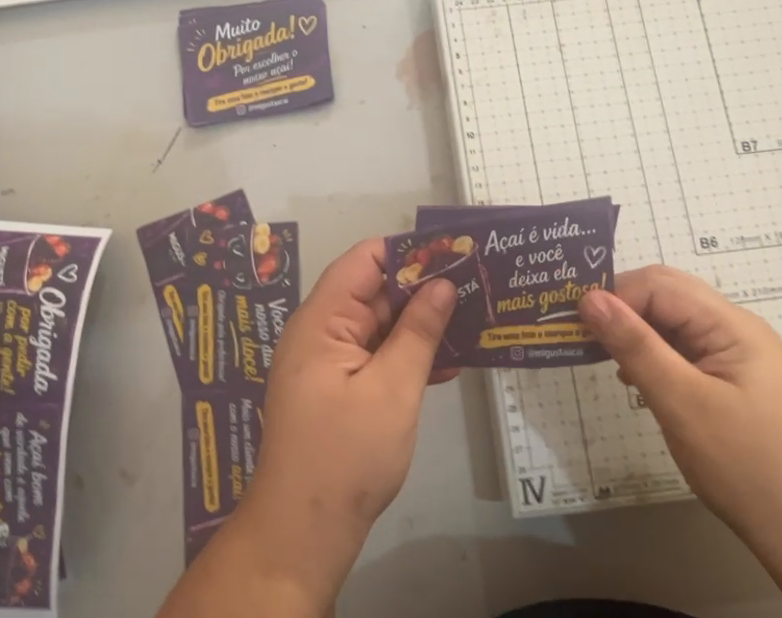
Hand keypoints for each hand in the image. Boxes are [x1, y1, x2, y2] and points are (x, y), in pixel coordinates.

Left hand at [231, 240, 456, 598]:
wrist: (304, 531)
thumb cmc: (346, 454)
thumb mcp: (392, 389)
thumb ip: (418, 332)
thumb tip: (443, 284)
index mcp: (322, 320)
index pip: (364, 260)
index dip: (408, 251)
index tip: (454, 252)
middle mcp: (320, 332)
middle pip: (373, 291)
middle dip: (422, 287)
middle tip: (477, 284)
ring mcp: (328, 362)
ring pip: (379, 325)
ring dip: (420, 323)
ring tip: (474, 319)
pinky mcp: (338, 390)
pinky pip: (376, 356)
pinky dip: (407, 355)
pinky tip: (449, 362)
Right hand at [578, 267, 781, 543]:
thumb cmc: (746, 466)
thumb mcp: (683, 404)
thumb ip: (636, 347)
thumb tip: (590, 298)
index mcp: (732, 325)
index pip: (659, 285)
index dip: (615, 296)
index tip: (574, 323)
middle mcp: (737, 330)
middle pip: (668, 296)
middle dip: (622, 307)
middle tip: (580, 334)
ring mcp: (739, 357)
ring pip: (675, 324)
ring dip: (636, 332)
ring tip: (600, 357)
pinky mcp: (736, 383)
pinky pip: (686, 351)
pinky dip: (654, 356)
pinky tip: (635, 380)